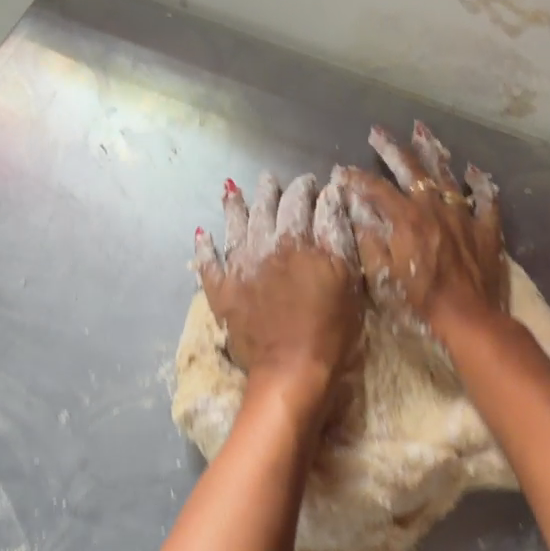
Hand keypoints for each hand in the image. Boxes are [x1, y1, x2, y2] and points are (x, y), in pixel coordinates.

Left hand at [195, 173, 363, 425]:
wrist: (291, 370)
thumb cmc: (331, 328)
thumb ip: (336, 232)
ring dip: (235, 207)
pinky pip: (208, 264)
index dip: (306, 189)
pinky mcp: (221, 293)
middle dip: (270, 192)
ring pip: (235, 228)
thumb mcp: (347, 276)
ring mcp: (238, 269)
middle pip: (266, 209)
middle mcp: (263, 246)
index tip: (311, 183)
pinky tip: (202, 234)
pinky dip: (204, 247)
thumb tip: (329, 195)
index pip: (300, 202)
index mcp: (296, 240)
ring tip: (234, 191)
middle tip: (271, 180)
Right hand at [338, 122, 506, 323]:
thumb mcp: (381, 274)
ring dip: (432, 151)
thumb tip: (355, 209)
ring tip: (421, 130)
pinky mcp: (486, 229)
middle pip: (411, 170)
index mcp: (406, 218)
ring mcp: (463, 215)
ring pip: (447, 175)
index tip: (342, 171)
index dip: (356, 179)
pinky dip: (479, 183)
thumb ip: (368, 238)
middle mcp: (434, 207)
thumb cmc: (419, 301)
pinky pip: (485, 200)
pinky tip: (473, 170)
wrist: (468, 318)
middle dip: (391, 149)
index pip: (376, 189)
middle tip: (378, 132)